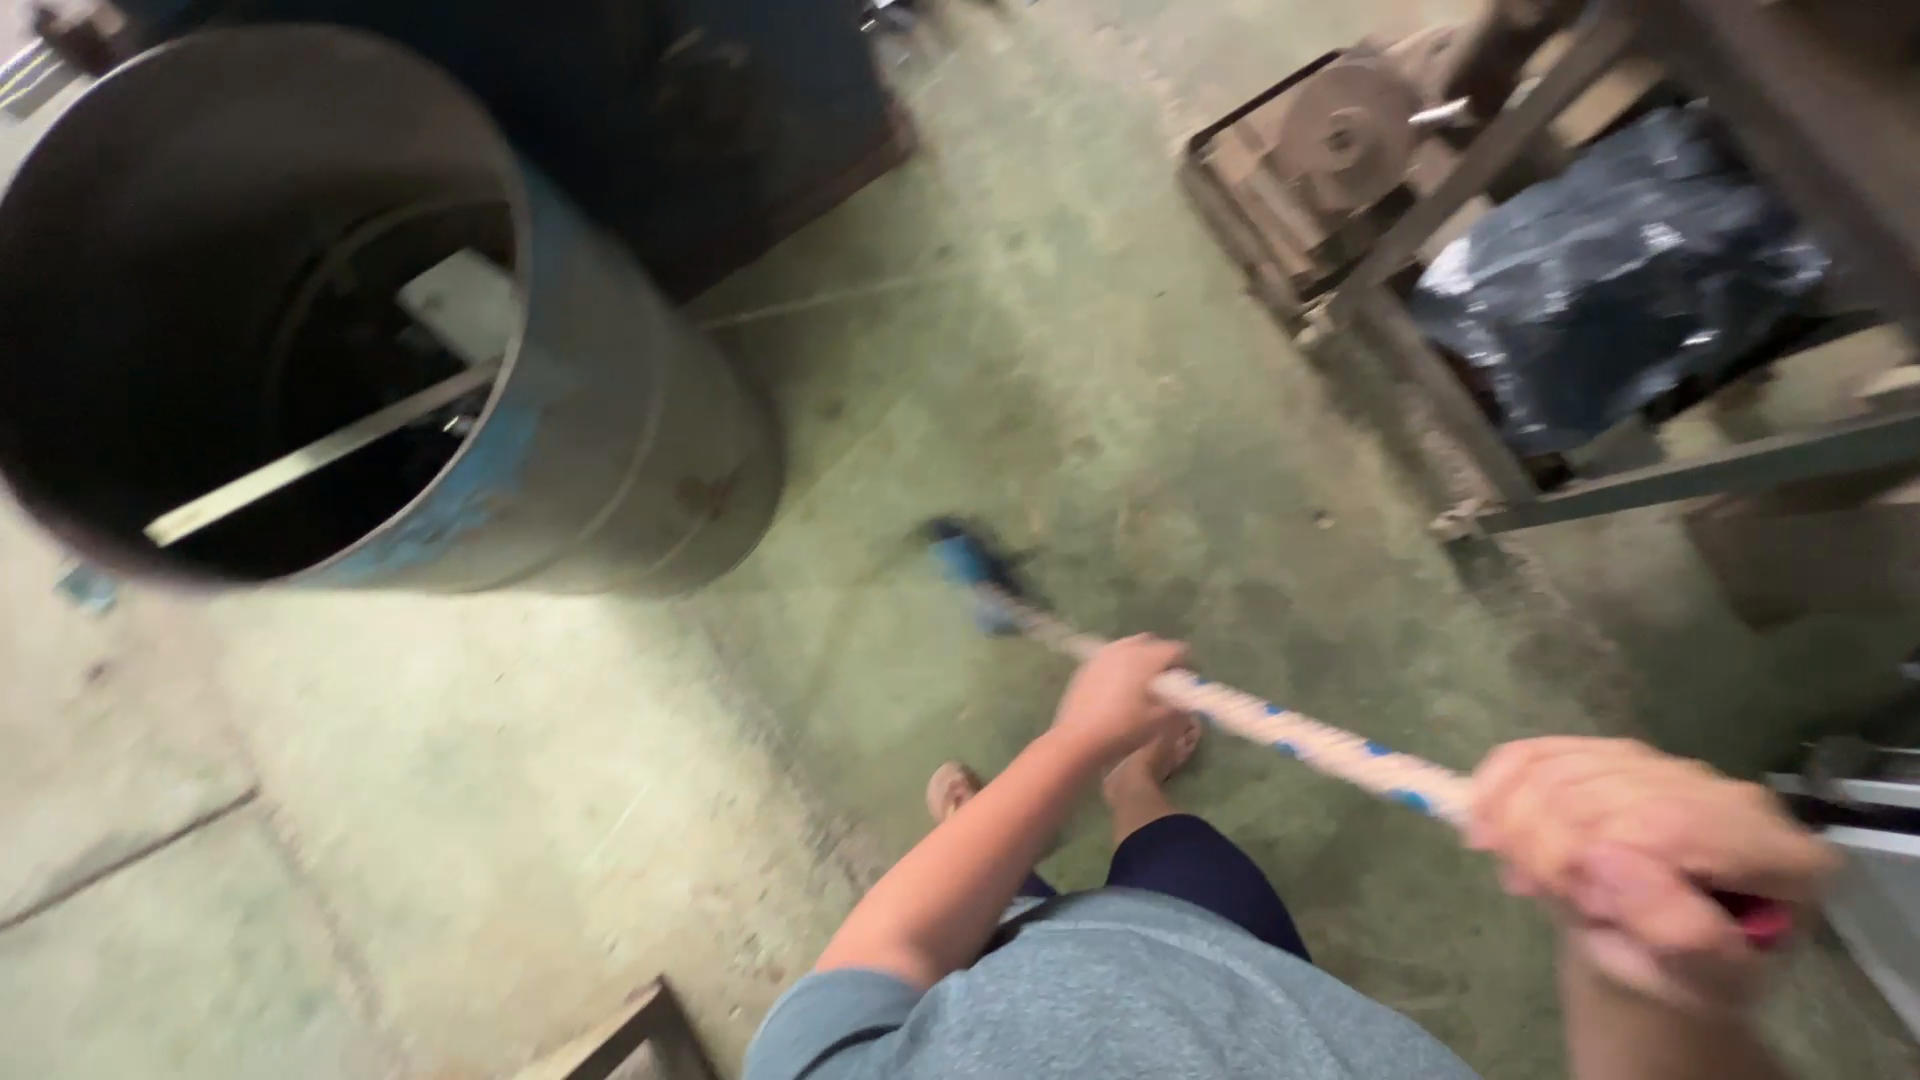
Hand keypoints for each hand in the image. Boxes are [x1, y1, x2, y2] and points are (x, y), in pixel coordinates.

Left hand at [1051, 635, 1188, 764]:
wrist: (1079, 738)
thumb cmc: (1124, 729)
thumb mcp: (1161, 721)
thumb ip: (1181, 705)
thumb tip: (1187, 697)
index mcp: (1146, 657)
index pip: (1177, 650)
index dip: (1187, 666)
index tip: (1186, 685)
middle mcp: (1124, 648)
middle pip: (1153, 643)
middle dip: (1163, 659)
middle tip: (1165, 684)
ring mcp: (1103, 654)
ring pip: (1130, 647)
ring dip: (1141, 659)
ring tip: (1142, 685)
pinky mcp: (1087, 665)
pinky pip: (1112, 656)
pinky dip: (1122, 665)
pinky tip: (1119, 689)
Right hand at [1467, 737, 1836, 1014]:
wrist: (1655, 952)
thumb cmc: (1684, 973)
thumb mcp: (1697, 979)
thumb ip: (1677, 929)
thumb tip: (1606, 858)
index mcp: (1778, 855)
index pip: (1666, 822)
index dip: (1586, 847)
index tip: (1547, 889)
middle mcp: (1726, 797)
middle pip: (1604, 790)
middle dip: (1542, 836)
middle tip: (1523, 885)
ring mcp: (1664, 768)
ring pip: (1562, 768)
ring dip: (1513, 814)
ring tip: (1506, 860)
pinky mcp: (1608, 754)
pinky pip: (1538, 751)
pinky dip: (1498, 781)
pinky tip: (1484, 814)